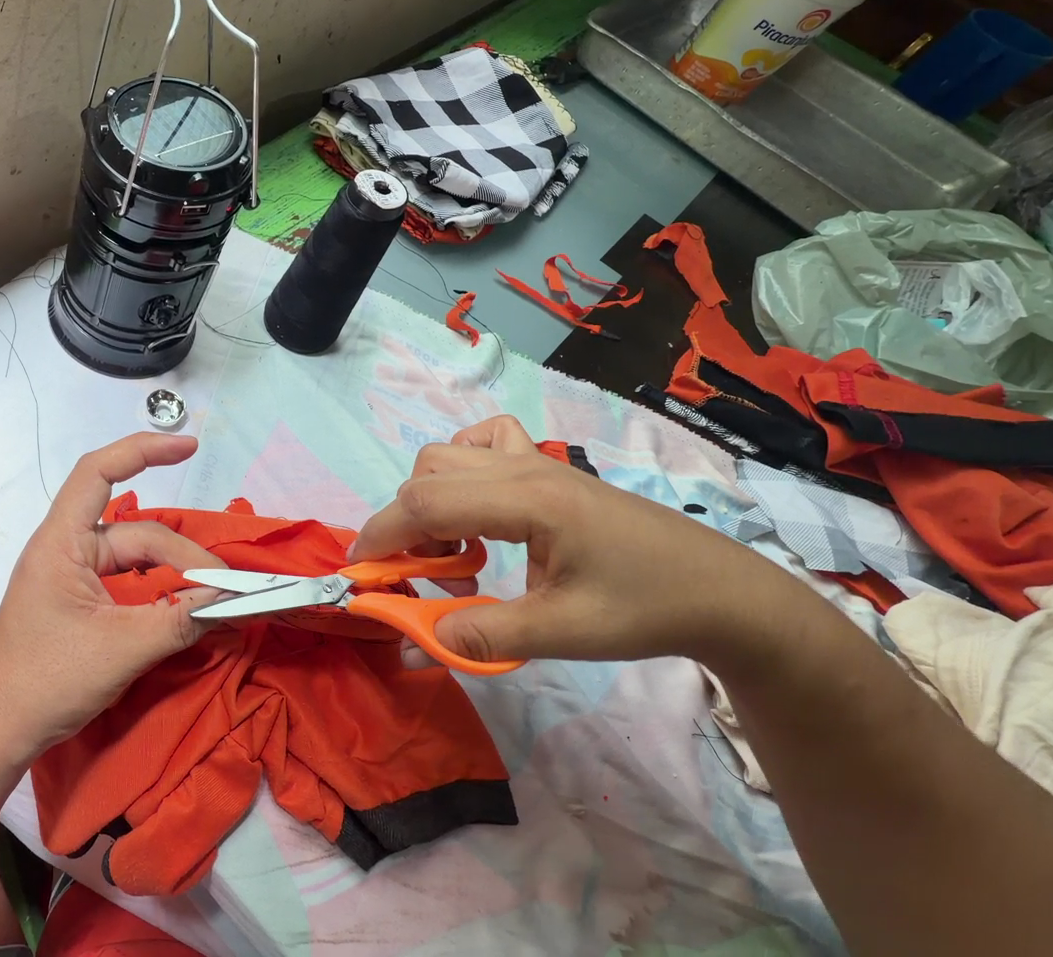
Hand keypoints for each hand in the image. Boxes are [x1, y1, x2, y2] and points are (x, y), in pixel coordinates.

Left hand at [0, 433, 223, 756]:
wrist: (0, 728)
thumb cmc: (47, 680)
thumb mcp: (121, 649)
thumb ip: (179, 620)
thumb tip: (231, 601)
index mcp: (60, 543)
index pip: (98, 472)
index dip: (144, 450)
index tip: (190, 446)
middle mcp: (65, 549)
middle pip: (133, 530)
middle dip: (181, 550)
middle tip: (226, 586)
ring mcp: (71, 576)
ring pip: (133, 557)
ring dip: (171, 570)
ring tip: (212, 593)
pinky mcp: (79, 602)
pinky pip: (126, 580)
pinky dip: (157, 588)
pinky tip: (182, 604)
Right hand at [351, 416, 807, 668]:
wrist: (723, 592)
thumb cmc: (647, 610)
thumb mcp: (563, 633)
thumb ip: (483, 634)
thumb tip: (413, 643)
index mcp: (528, 500)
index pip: (425, 501)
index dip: (382, 535)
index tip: (363, 575)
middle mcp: (525, 467)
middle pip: (427, 475)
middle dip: (404, 526)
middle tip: (427, 581)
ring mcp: (538, 461)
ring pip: (448, 455)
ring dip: (430, 501)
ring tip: (458, 552)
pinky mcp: (549, 469)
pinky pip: (484, 442)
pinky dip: (461, 468)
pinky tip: (479, 508)